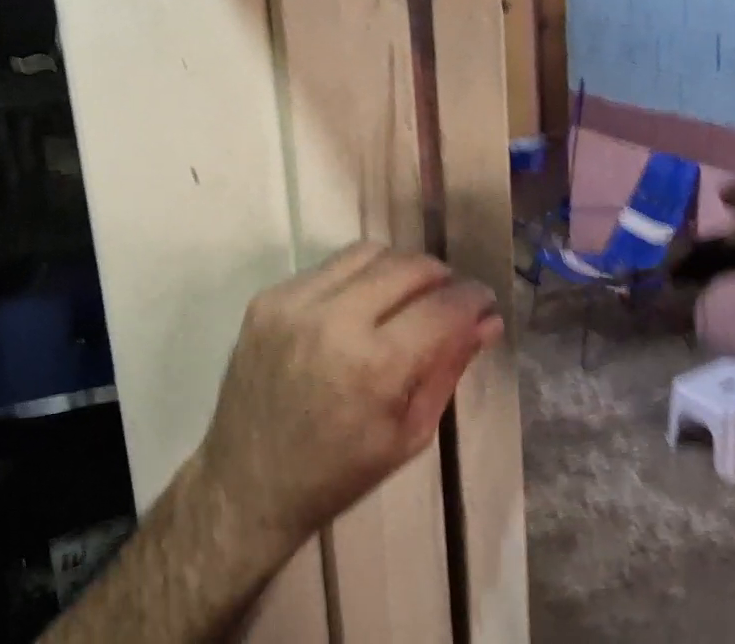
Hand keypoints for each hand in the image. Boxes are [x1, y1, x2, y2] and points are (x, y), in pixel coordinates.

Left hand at [192, 242, 502, 555]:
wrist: (247, 482)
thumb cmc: (339, 474)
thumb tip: (487, 321)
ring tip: (406, 295)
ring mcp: (294, 302)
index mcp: (376, 366)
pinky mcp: (267, 297)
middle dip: (440, 276)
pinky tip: (358, 307)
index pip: (443, 306)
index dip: (474, 298)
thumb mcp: (409, 434)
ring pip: (367, 252)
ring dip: (398, 268)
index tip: (484, 301)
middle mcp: (334, 320)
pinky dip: (355, 279)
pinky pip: (327, 267)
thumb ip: (448, 368)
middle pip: (408, 265)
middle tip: (449, 296)